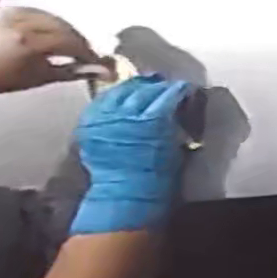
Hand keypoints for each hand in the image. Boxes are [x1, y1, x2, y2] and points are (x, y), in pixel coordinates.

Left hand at [0, 9, 101, 98]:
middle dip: (80, 43)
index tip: (98, 64)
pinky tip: (52, 32)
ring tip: (70, 46)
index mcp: (33, 42)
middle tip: (85, 56)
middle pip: (68, 30)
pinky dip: (52, 22)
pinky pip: (42, 14)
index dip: (90, 54)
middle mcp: (26, 24)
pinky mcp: (9, 11)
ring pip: (57, 20)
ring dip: (68, 32)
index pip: (74, 44)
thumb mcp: (38, 78)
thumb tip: (104, 72)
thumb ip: (73, 72)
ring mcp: (16, 15)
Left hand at [71, 75, 195, 233]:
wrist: (125, 193)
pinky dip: (113, 96)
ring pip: (119, 92)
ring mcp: (103, 119)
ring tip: (145, 84)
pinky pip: (101, 102)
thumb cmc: (159, 173)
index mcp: (152, 120)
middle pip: (144, 89)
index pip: (168, 93)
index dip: (180, 89)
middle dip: (158, 85)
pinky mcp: (89, 125)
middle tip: (168, 84)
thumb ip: (175, 120)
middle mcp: (125, 115)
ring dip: (134, 87)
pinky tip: (122, 95)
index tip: (188, 88)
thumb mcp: (176, 143)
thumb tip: (179, 103)